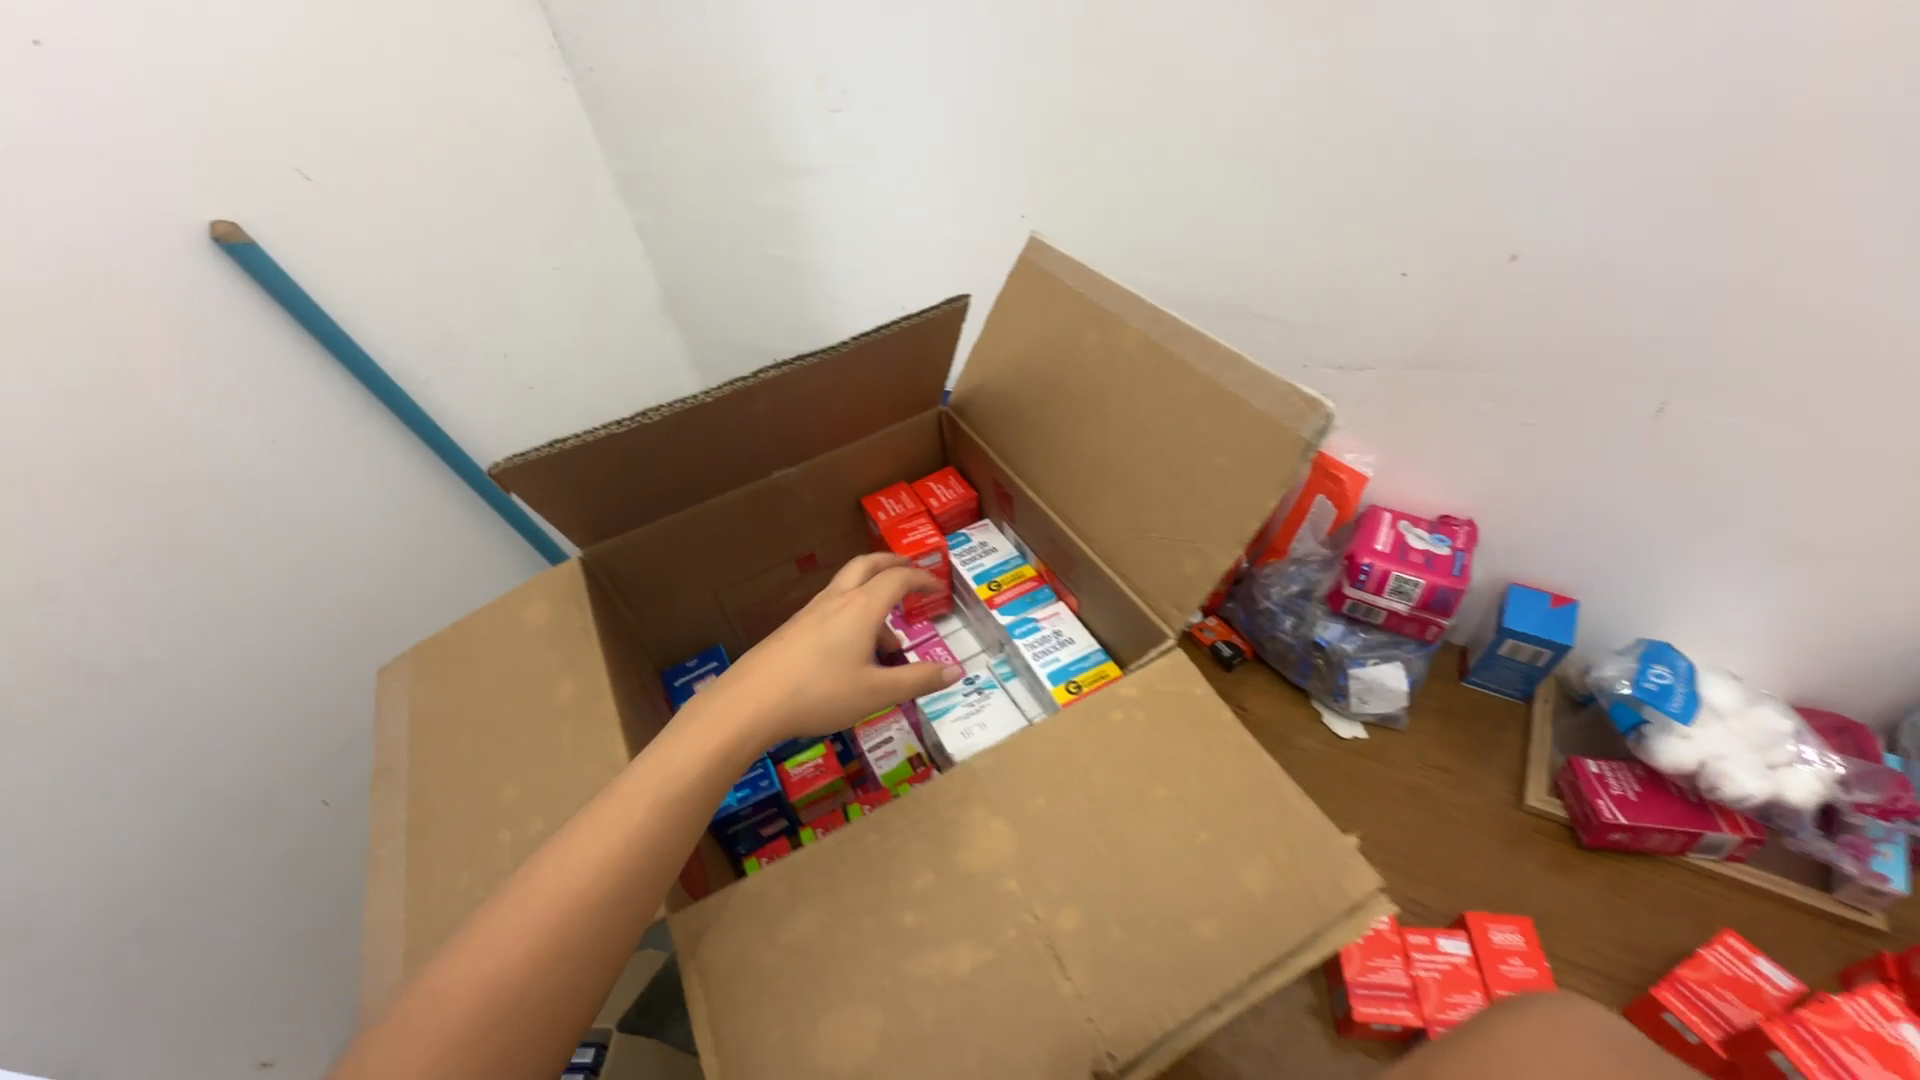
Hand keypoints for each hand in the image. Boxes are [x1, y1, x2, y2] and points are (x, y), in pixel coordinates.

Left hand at [698, 553, 962, 745]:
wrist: (750, 702)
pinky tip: (851, 654)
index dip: (922, 578)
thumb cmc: (820, 694)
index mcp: (861, 608)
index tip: (938, 586)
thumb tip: (957, 671)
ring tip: (888, 639)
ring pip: (847, 588)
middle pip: (867, 565)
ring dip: (872, 596)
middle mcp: (836, 600)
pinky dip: (852, 615)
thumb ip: (918, 680)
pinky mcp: (793, 629)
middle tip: (911, 573)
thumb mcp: (877, 693)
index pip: (898, 578)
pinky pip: (831, 609)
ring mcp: (810, 613)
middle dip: (892, 564)